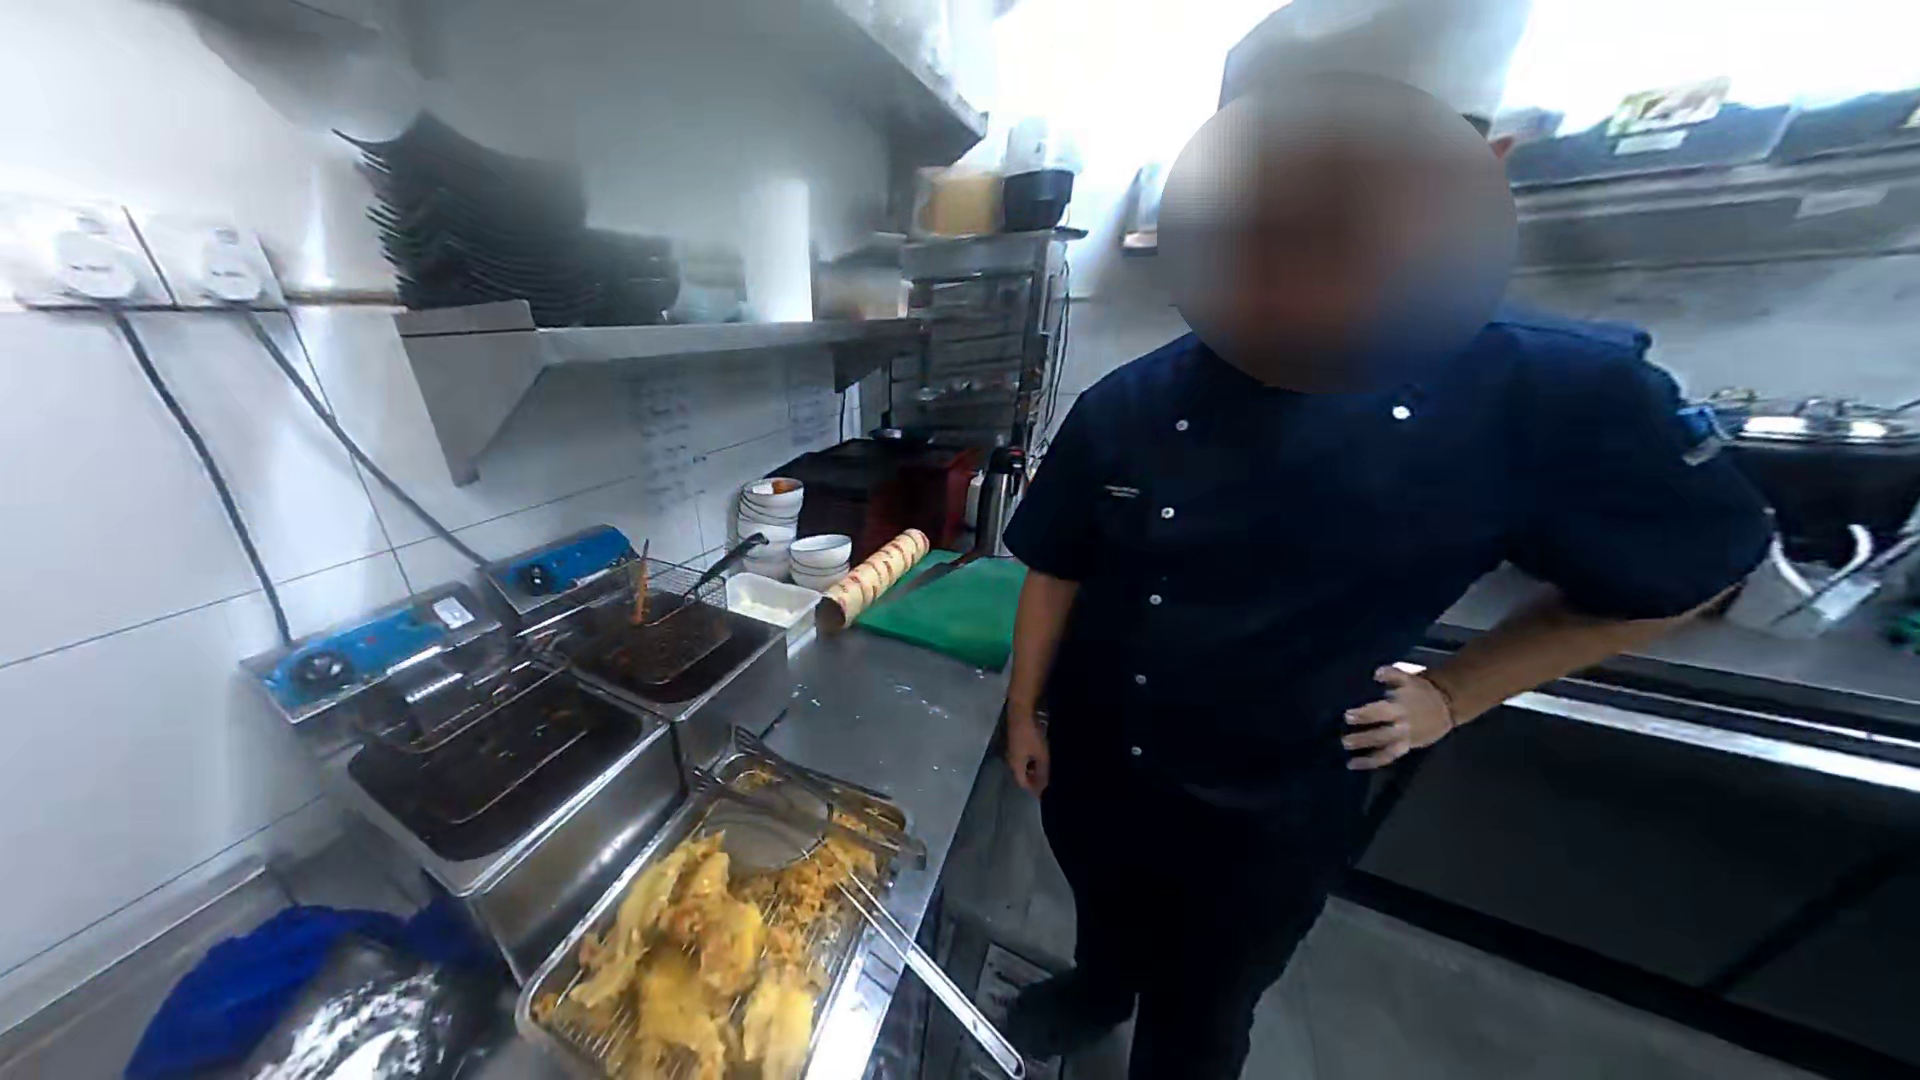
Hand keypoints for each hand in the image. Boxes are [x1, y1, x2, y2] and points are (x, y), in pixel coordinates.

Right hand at [1005, 704, 1050, 795]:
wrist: (1022, 710)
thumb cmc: (1031, 734)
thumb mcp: (1041, 755)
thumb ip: (1043, 772)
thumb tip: (1045, 789)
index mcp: (1015, 765)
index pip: (1023, 783)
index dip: (1034, 790)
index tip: (1047, 794)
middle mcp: (1011, 758)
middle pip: (1022, 773)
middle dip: (1035, 779)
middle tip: (1050, 782)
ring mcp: (1013, 747)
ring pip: (1024, 763)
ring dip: (1035, 768)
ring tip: (1049, 769)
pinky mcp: (1017, 738)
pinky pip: (1025, 754)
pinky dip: (1034, 758)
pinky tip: (1044, 755)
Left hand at [1343, 666, 1454, 769]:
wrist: (1446, 706)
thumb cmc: (1419, 691)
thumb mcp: (1407, 678)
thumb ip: (1391, 674)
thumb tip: (1376, 673)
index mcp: (1400, 709)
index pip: (1380, 713)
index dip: (1364, 715)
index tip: (1347, 716)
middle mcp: (1402, 726)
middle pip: (1381, 735)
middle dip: (1364, 739)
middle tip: (1344, 741)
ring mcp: (1405, 739)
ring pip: (1386, 753)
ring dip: (1367, 757)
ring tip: (1349, 761)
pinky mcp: (1406, 747)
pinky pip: (1388, 757)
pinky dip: (1372, 762)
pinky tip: (1354, 765)